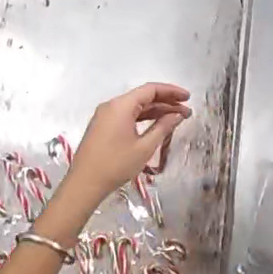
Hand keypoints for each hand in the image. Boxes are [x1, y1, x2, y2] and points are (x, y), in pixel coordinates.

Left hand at [59, 84, 191, 209]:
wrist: (85, 183)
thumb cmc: (116, 165)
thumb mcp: (144, 147)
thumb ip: (162, 127)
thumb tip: (177, 115)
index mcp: (121, 106)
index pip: (150, 90)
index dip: (171, 91)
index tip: (188, 98)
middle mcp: (111, 106)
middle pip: (142, 97)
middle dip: (165, 103)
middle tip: (185, 111)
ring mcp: (104, 116)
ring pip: (133, 107)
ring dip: (154, 112)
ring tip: (174, 119)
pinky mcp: (101, 127)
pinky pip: (125, 116)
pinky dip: (141, 119)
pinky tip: (154, 126)